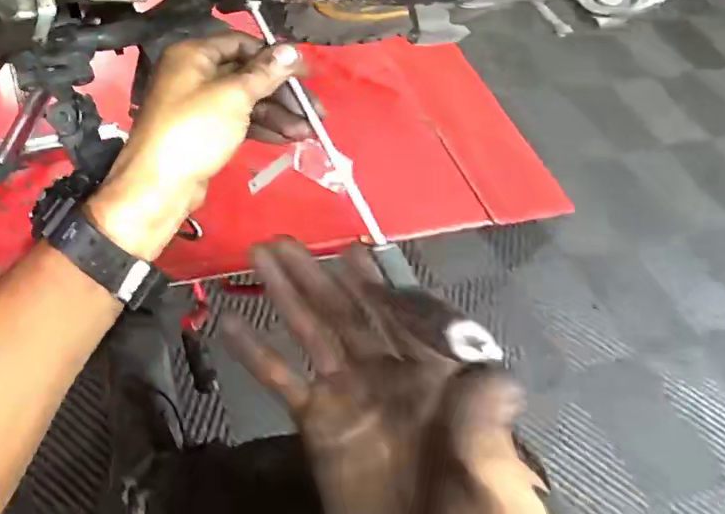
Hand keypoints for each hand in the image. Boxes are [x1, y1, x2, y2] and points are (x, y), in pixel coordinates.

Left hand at [85, 33, 309, 258]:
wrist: (160, 182)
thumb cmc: (195, 128)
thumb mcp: (234, 96)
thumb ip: (264, 72)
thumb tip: (290, 49)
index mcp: (192, 54)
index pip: (240, 43)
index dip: (274, 56)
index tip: (306, 72)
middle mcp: (192, 73)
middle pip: (245, 73)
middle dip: (280, 91)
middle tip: (315, 110)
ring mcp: (196, 102)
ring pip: (244, 99)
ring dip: (277, 112)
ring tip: (308, 131)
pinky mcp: (202, 129)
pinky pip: (237, 120)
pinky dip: (261, 126)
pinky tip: (288, 138)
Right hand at [220, 239, 545, 513]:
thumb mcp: (494, 485)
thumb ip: (485, 426)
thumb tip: (496, 370)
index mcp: (432, 382)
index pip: (402, 320)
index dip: (377, 286)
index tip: (351, 254)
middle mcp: (386, 376)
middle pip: (347, 314)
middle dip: (317, 275)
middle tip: (285, 239)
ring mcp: (347, 396)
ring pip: (311, 331)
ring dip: (284, 292)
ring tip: (256, 255)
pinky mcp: (317, 423)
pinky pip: (281, 380)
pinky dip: (254, 352)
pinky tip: (229, 324)